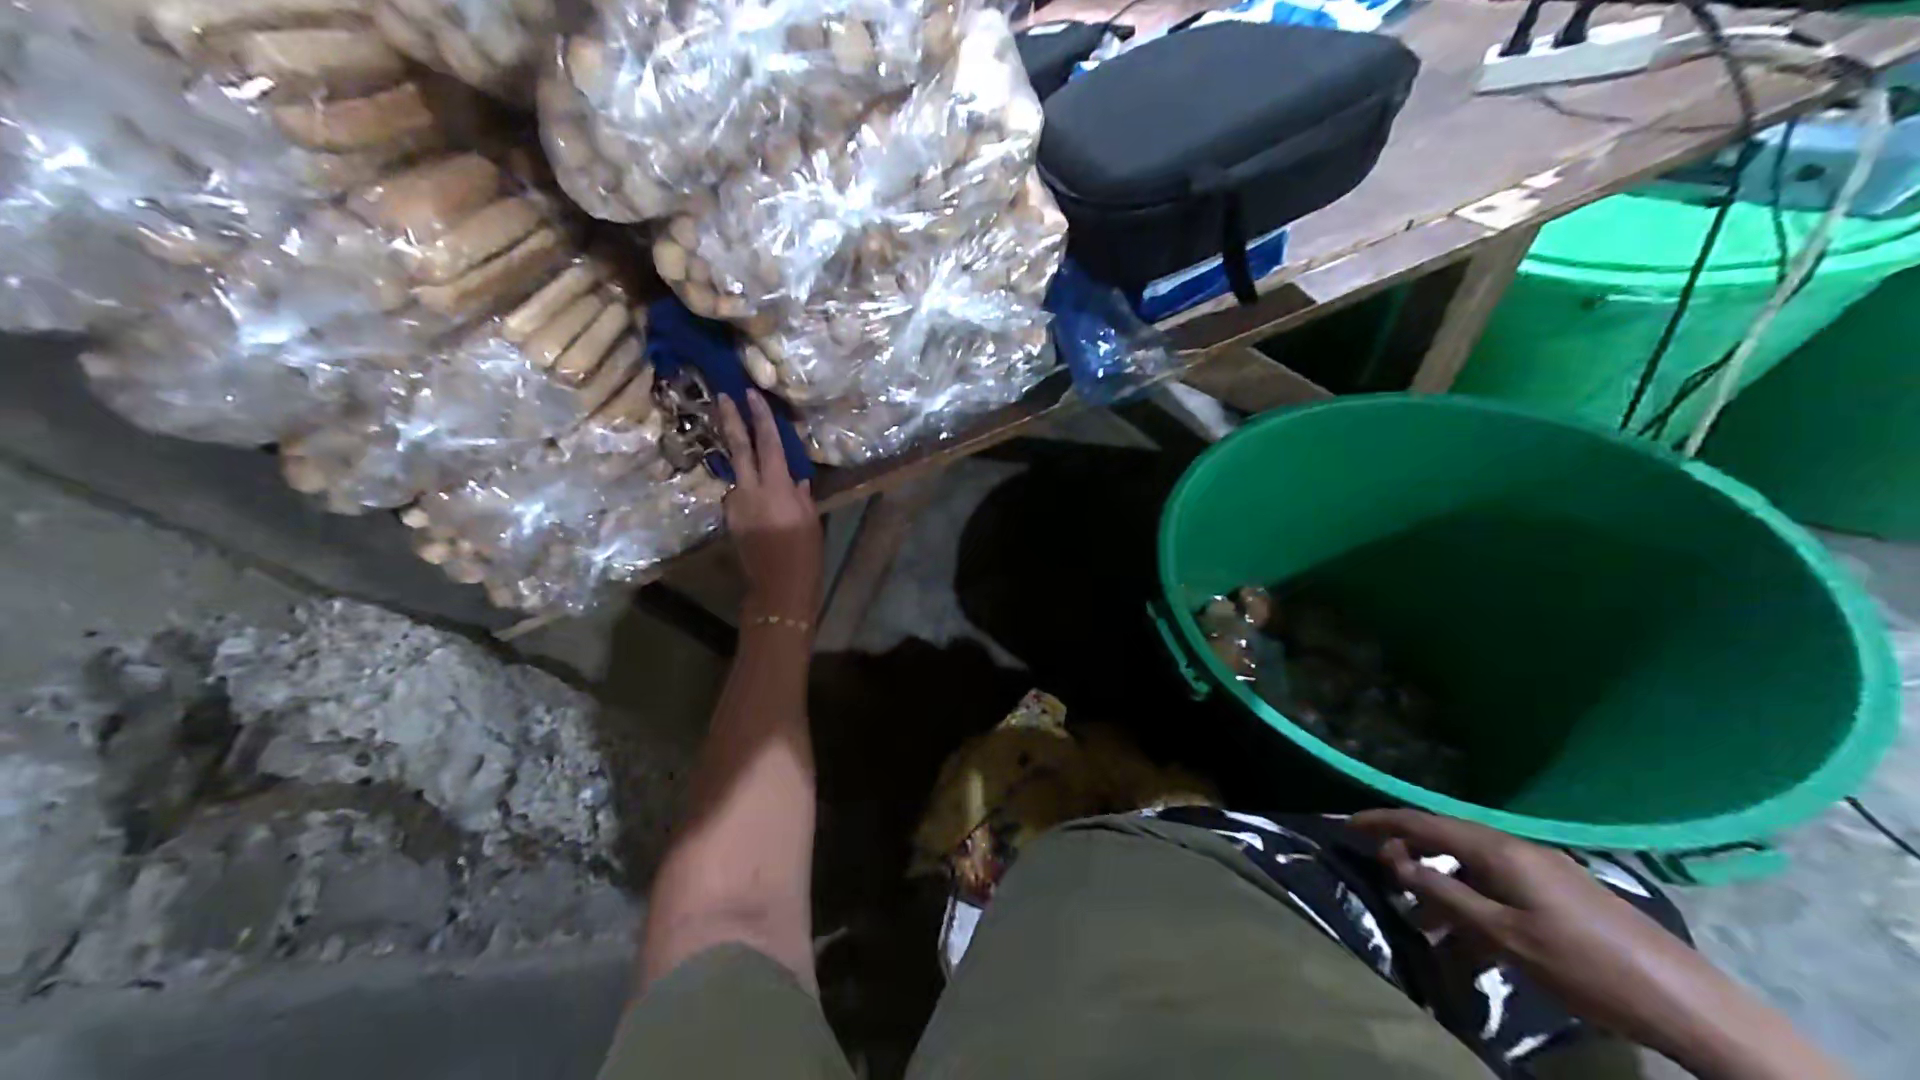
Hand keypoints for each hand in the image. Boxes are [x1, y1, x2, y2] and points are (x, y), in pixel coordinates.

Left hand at [717, 390, 822, 620]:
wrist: (778, 588)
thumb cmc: (804, 554)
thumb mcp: (810, 519)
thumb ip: (800, 494)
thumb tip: (794, 478)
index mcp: (775, 489)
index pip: (767, 445)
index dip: (761, 418)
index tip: (751, 394)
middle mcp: (750, 492)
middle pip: (738, 449)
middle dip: (731, 421)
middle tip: (723, 397)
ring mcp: (735, 505)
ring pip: (738, 474)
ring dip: (744, 462)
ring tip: (754, 462)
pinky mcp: (730, 519)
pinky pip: (739, 494)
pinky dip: (748, 489)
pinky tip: (761, 499)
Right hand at [1350, 810, 1846, 1079]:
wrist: (1688, 1003)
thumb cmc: (1585, 965)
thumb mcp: (1503, 935)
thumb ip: (1443, 895)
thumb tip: (1395, 860)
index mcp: (1499, 851)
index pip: (1424, 823)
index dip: (1383, 821)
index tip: (1347, 825)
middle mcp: (1516, 849)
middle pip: (1447, 842)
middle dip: (1409, 856)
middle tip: (1381, 876)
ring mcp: (1543, 871)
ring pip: (1473, 870)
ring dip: (1442, 890)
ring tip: (1420, 925)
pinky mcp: (1561, 895)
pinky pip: (1499, 889)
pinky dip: (1473, 906)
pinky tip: (1469, 943)